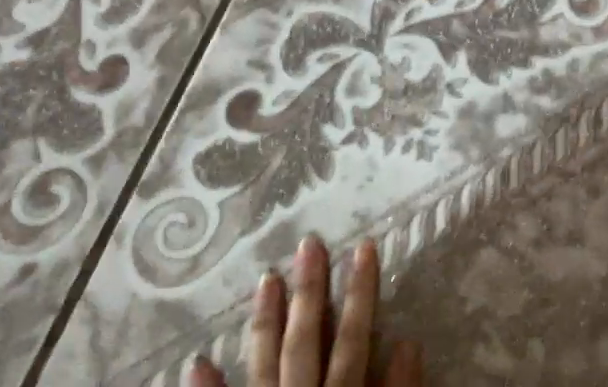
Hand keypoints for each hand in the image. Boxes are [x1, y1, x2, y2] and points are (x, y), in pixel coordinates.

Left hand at [189, 236, 421, 386]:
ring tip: (266, 277)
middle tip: (309, 243)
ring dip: (265, 321)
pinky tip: (198, 361)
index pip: (354, 338)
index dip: (361, 291)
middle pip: (304, 341)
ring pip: (264, 364)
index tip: (365, 246)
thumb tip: (409, 342)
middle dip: (309, 291)